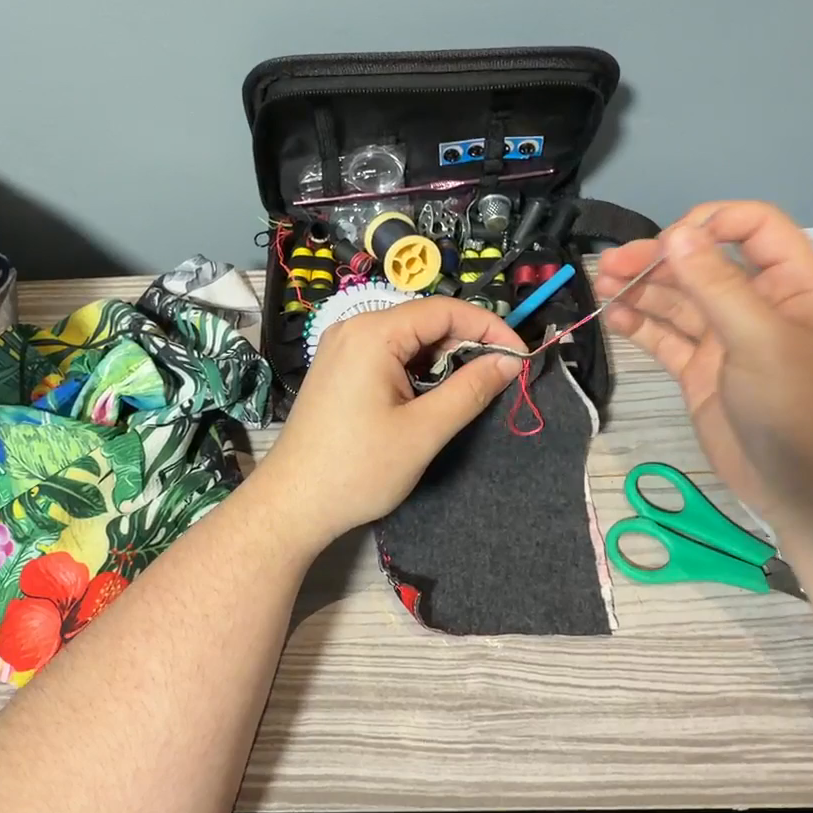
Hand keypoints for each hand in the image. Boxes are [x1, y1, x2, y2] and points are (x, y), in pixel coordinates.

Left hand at [251, 297, 523, 548]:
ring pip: (408, 339)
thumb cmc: (358, 468)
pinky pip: (388, 354)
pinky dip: (416, 370)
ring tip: (465, 395)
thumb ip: (470, 389)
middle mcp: (354, 328)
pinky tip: (428, 399)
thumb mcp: (424, 431)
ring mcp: (341, 348)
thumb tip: (510, 361)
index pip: (444, 310)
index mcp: (372, 333)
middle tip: (498, 381)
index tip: (520, 357)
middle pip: (425, 320)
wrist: (293, 503)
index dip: (489, 328)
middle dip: (466, 345)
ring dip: (442, 360)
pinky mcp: (338, 369)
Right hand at [594, 202, 812, 528]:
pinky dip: (639, 325)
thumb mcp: (762, 341)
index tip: (667, 244)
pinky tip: (613, 317)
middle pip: (702, 262)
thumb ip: (716, 285)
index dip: (709, 224)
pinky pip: (665, 339)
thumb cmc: (805, 410)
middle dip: (657, 259)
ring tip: (601, 286)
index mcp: (792, 284)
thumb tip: (676, 233)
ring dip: (641, 289)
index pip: (753, 227)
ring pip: (678, 300)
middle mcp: (758, 305)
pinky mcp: (702, 374)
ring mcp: (727, 341)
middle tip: (610, 267)